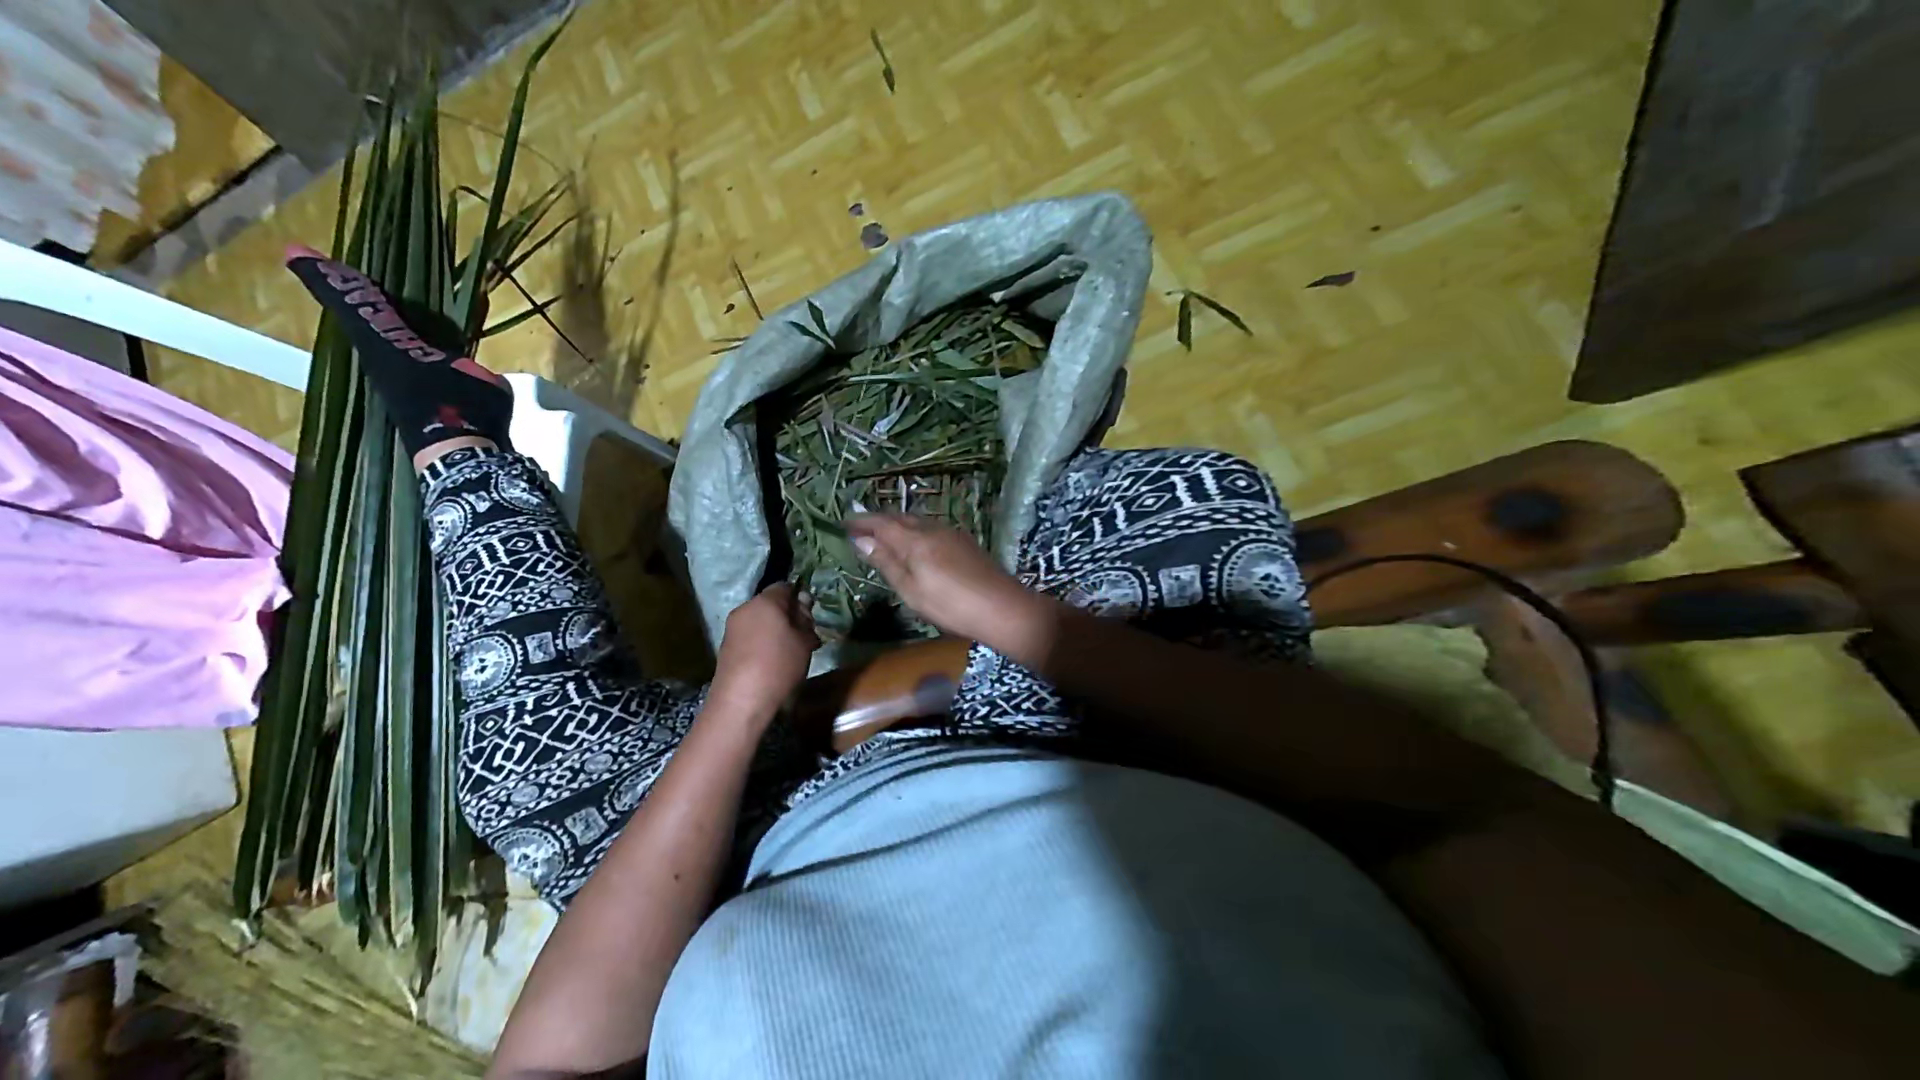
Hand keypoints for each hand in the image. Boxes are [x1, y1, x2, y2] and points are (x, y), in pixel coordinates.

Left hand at [708, 584, 819, 722]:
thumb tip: (803, 602)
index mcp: (765, 601)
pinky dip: (762, 642)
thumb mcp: (804, 641)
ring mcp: (732, 627)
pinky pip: (750, 635)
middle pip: (771, 604)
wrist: (741, 700)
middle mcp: (745, 608)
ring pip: (760, 620)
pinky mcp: (726, 646)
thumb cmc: (779, 665)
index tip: (810, 618)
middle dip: (788, 615)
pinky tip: (772, 662)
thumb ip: (805, 619)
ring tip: (790, 652)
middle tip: (804, 637)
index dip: (800, 599)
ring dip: (775, 630)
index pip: (785, 587)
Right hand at [845, 514, 1056, 654]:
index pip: (881, 523)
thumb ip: (886, 563)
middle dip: (878, 520)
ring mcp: (951, 533)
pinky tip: (914, 543)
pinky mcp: (964, 541)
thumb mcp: (911, 590)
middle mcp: (932, 528)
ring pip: (916, 521)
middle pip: (899, 518)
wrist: (1002, 608)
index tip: (844, 523)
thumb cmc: (950, 606)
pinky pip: (930, 528)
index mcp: (914, 540)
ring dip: (897, 524)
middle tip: (860, 528)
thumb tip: (861, 540)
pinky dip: (914, 531)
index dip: (862, 521)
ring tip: (882, 535)